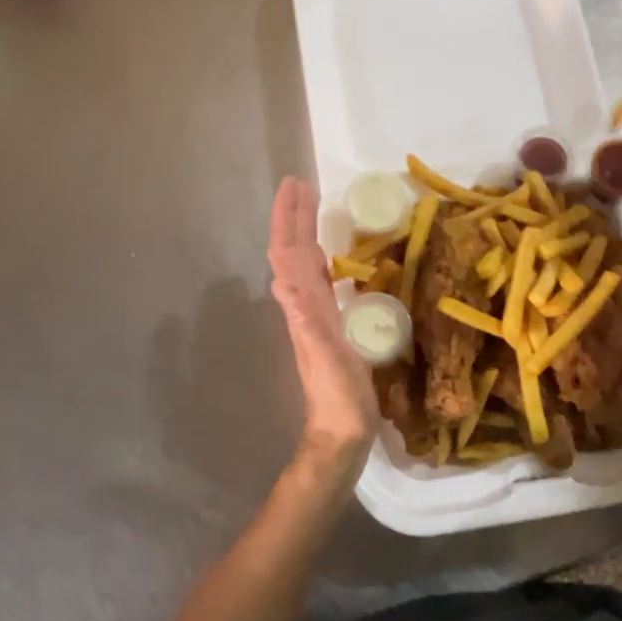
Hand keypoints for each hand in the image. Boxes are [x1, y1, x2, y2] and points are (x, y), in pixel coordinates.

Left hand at [268, 178, 381, 462]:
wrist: (340, 435)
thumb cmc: (339, 400)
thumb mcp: (327, 360)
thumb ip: (308, 323)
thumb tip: (282, 282)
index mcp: (304, 307)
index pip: (290, 253)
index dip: (290, 219)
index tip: (295, 185)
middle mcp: (304, 307)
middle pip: (294, 253)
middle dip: (295, 217)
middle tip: (303, 184)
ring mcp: (315, 318)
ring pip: (304, 266)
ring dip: (304, 233)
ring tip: (314, 208)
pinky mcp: (330, 330)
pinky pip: (320, 285)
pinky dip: (321, 262)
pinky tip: (331, 260)